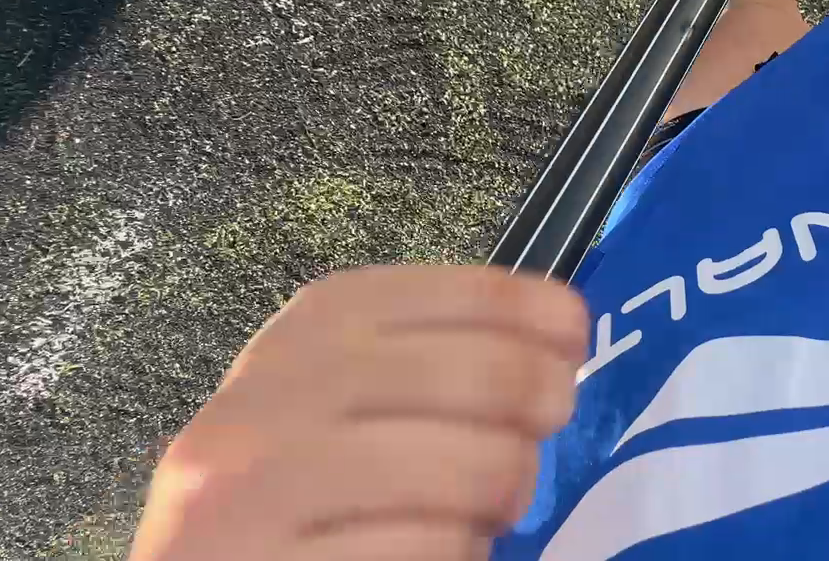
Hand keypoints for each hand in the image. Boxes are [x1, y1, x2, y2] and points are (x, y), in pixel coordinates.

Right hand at [130, 266, 588, 560]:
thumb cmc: (311, 465)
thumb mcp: (364, 378)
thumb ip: (450, 348)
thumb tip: (563, 340)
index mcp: (328, 316)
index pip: (487, 294)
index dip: (554, 323)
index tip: (573, 350)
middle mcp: (282, 383)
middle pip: (496, 376)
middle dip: (546, 410)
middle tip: (538, 438)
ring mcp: (254, 485)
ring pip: (479, 468)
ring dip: (506, 494)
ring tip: (486, 505)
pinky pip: (434, 548)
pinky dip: (460, 554)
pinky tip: (434, 550)